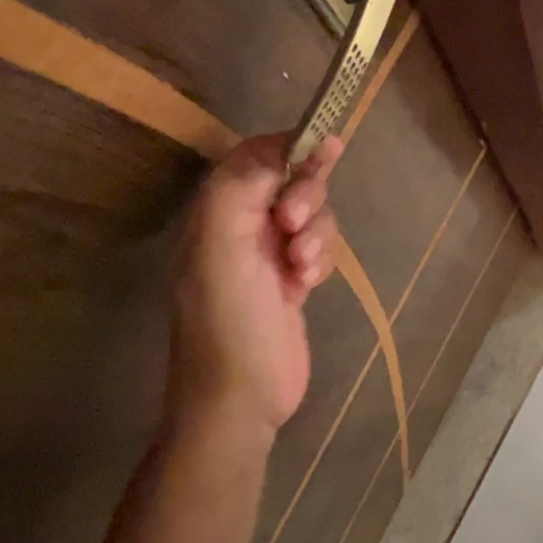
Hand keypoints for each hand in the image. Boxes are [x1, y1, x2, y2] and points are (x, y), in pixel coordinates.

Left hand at [169, 134, 342, 437]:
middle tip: (295, 222)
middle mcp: (240, 225)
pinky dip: (320, 259)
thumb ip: (246, 184)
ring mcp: (267, 254)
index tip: (326, 147)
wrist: (238, 400)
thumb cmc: (227, 319)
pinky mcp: (291, 280)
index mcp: (215, 210)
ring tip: (301, 267)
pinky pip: (318, 247)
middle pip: (290, 180)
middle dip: (306, 195)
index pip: (255, 155)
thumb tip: (286, 142)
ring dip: (315, 234)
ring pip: (311, 214)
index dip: (290, 147)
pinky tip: (307, 286)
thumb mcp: (223, 243)